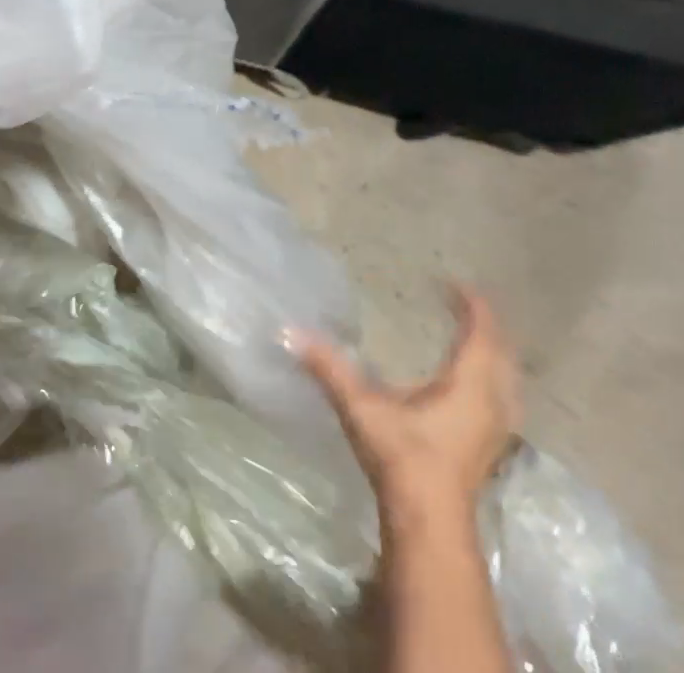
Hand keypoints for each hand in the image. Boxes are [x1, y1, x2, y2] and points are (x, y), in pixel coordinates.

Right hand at [288, 284, 520, 517]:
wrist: (429, 513)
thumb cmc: (401, 454)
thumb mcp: (359, 407)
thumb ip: (328, 368)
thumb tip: (289, 332)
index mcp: (469, 385)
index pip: (480, 336)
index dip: (472, 307)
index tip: (455, 284)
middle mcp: (493, 400)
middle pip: (501, 354)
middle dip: (486, 327)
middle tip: (465, 307)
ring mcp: (497, 424)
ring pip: (507, 377)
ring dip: (493, 353)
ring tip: (471, 338)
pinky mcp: (490, 441)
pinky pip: (501, 394)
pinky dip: (490, 376)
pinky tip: (472, 384)